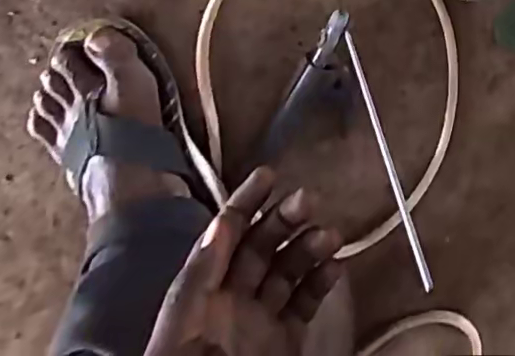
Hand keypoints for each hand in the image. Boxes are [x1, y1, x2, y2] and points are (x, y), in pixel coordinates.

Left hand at [144, 168, 342, 355]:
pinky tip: (335, 265)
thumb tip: (220, 224)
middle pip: (258, 248)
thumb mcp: (179, 338)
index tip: (268, 174)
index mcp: (196, 304)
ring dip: (308, 245)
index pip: (220, 241)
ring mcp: (258, 324)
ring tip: (328, 235)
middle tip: (307, 199)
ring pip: (286, 269)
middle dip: (283, 218)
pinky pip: (305, 302)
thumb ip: (197, 281)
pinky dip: (321, 280)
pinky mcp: (284, 343)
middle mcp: (228, 306)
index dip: (242, 206)